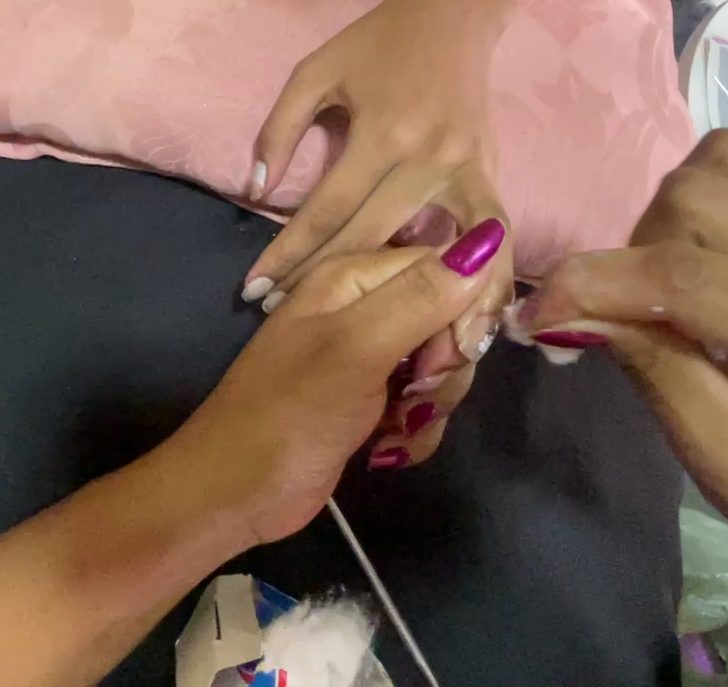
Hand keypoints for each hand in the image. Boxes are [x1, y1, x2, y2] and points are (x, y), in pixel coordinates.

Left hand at [170, 220, 502, 547]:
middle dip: (447, 365)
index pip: (445, 265)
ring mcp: (367, 352)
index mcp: (352, 275)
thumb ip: (419, 297)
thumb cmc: (289, 414)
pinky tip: (390, 449)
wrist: (237, 492)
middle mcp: (363, 304)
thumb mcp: (356, 350)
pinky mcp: (371, 396)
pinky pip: (422, 401)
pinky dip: (416, 429)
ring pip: (441, 364)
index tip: (450, 354)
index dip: (462, 310)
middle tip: (417, 393)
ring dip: (432, 404)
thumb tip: (490, 236)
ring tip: (398, 427)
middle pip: (449, 317)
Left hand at [243, 0, 512, 389]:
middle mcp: (429, 160)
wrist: (452, 15)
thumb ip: (280, 129)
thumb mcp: (314, 72)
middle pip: (371, 241)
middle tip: (282, 320)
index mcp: (382, 133)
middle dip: (323, 283)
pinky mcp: (493, 175)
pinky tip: (461, 325)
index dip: (287, 255)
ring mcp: (470, 171)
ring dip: (409, 303)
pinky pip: (489, 241)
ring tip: (377, 347)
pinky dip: (477, 284)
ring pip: (440, 255)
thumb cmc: (373, 44)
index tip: (255, 290)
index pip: (326, 213)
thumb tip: (255, 188)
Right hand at [520, 131, 727, 591]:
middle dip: (634, 247)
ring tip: (661, 278)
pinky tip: (692, 256)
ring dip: (664, 214)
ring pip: (721, 164)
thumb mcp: (713, 453)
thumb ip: (646, 364)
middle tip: (622, 309)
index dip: (594, 283)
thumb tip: (561, 305)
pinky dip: (695, 199)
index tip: (535, 314)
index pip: (688, 276)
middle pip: (700, 197)